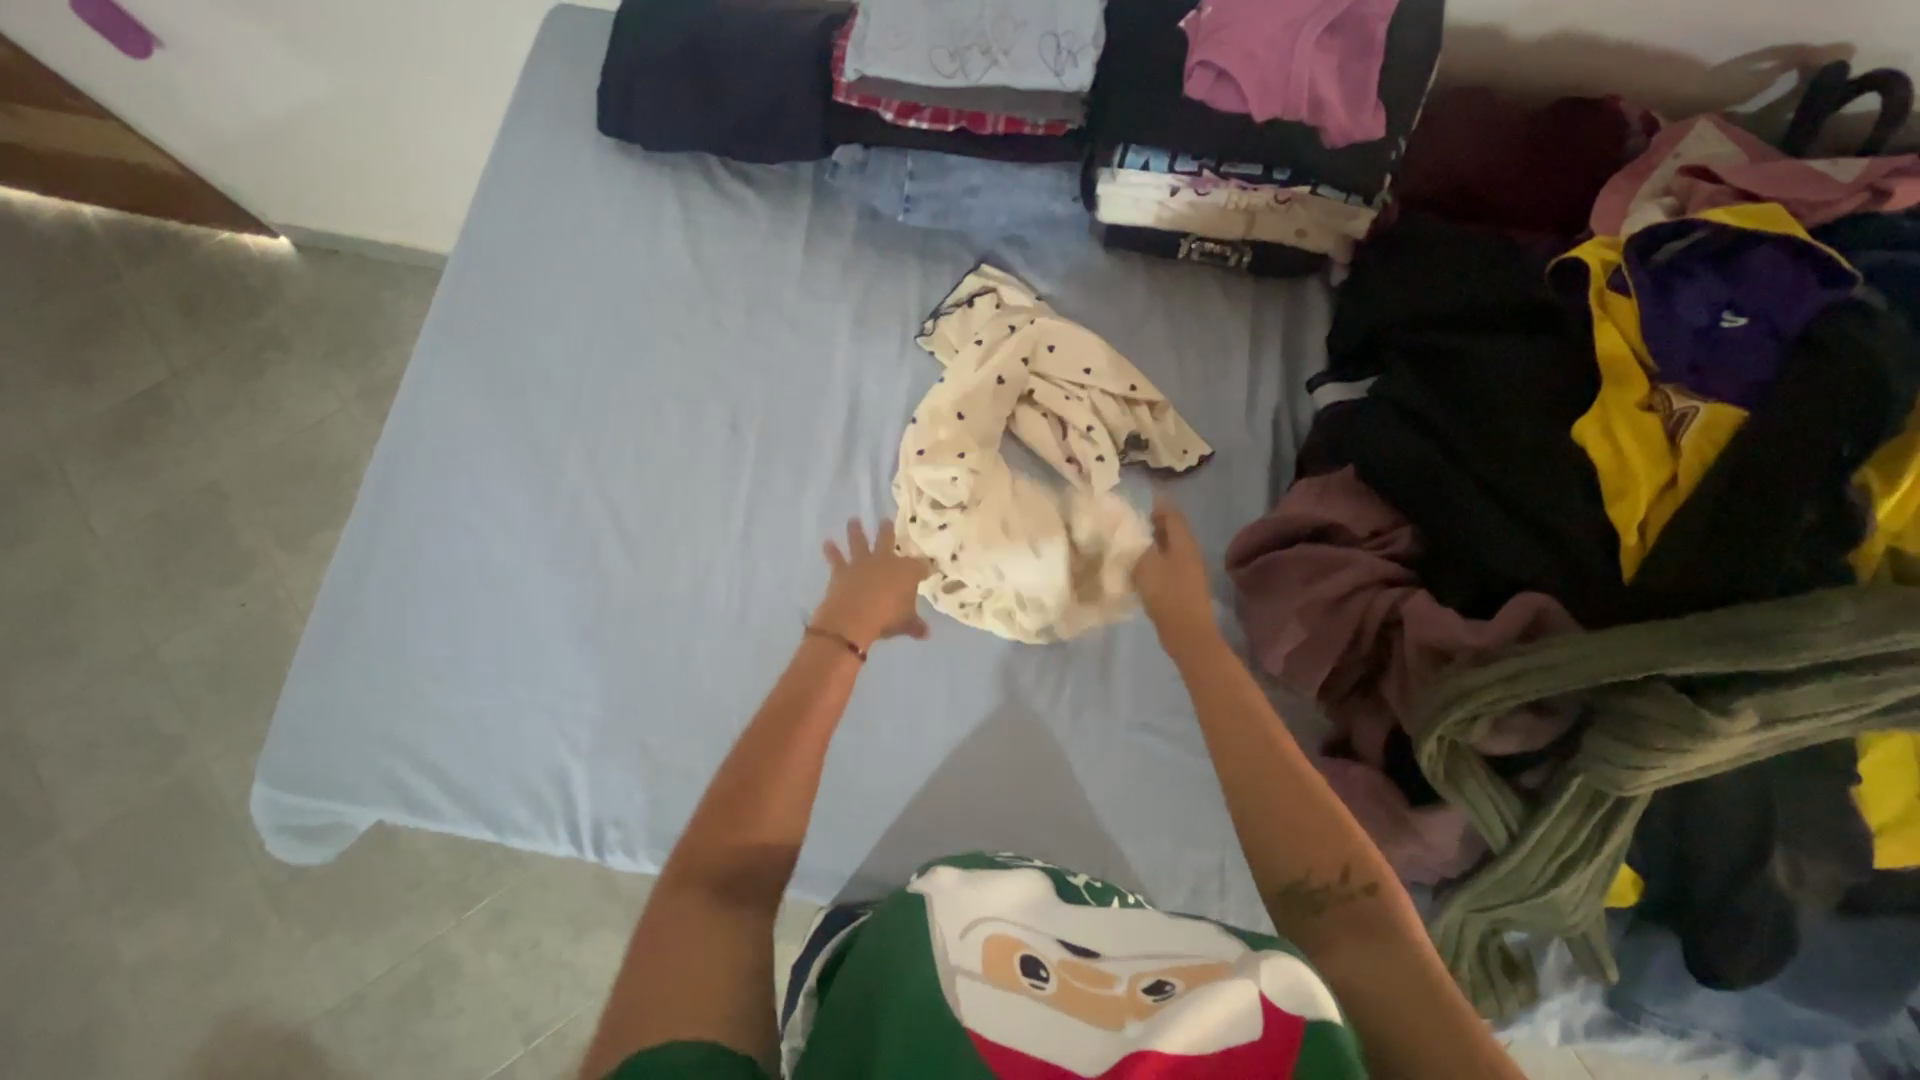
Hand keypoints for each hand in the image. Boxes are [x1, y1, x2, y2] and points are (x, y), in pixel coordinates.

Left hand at [812, 518, 932, 650]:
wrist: (854, 617)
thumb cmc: (887, 619)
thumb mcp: (906, 624)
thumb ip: (916, 626)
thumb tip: (927, 633)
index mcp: (907, 571)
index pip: (920, 566)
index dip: (924, 568)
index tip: (927, 570)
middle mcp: (885, 560)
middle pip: (888, 540)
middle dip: (888, 531)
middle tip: (886, 520)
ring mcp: (862, 563)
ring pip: (859, 542)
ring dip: (856, 531)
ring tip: (853, 519)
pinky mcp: (842, 570)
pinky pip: (836, 558)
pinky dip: (831, 551)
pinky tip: (827, 542)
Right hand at [1133, 497, 1218, 642]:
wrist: (1187, 633)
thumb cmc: (1167, 594)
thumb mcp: (1146, 565)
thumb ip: (1138, 545)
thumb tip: (1132, 531)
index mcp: (1183, 543)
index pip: (1173, 515)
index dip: (1160, 505)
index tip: (1144, 499)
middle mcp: (1190, 553)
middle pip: (1173, 531)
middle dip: (1156, 523)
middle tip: (1133, 519)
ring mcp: (1189, 572)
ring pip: (1171, 549)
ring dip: (1155, 543)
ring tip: (1133, 542)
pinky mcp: (1184, 588)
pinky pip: (1169, 565)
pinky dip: (1156, 560)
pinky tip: (1140, 567)